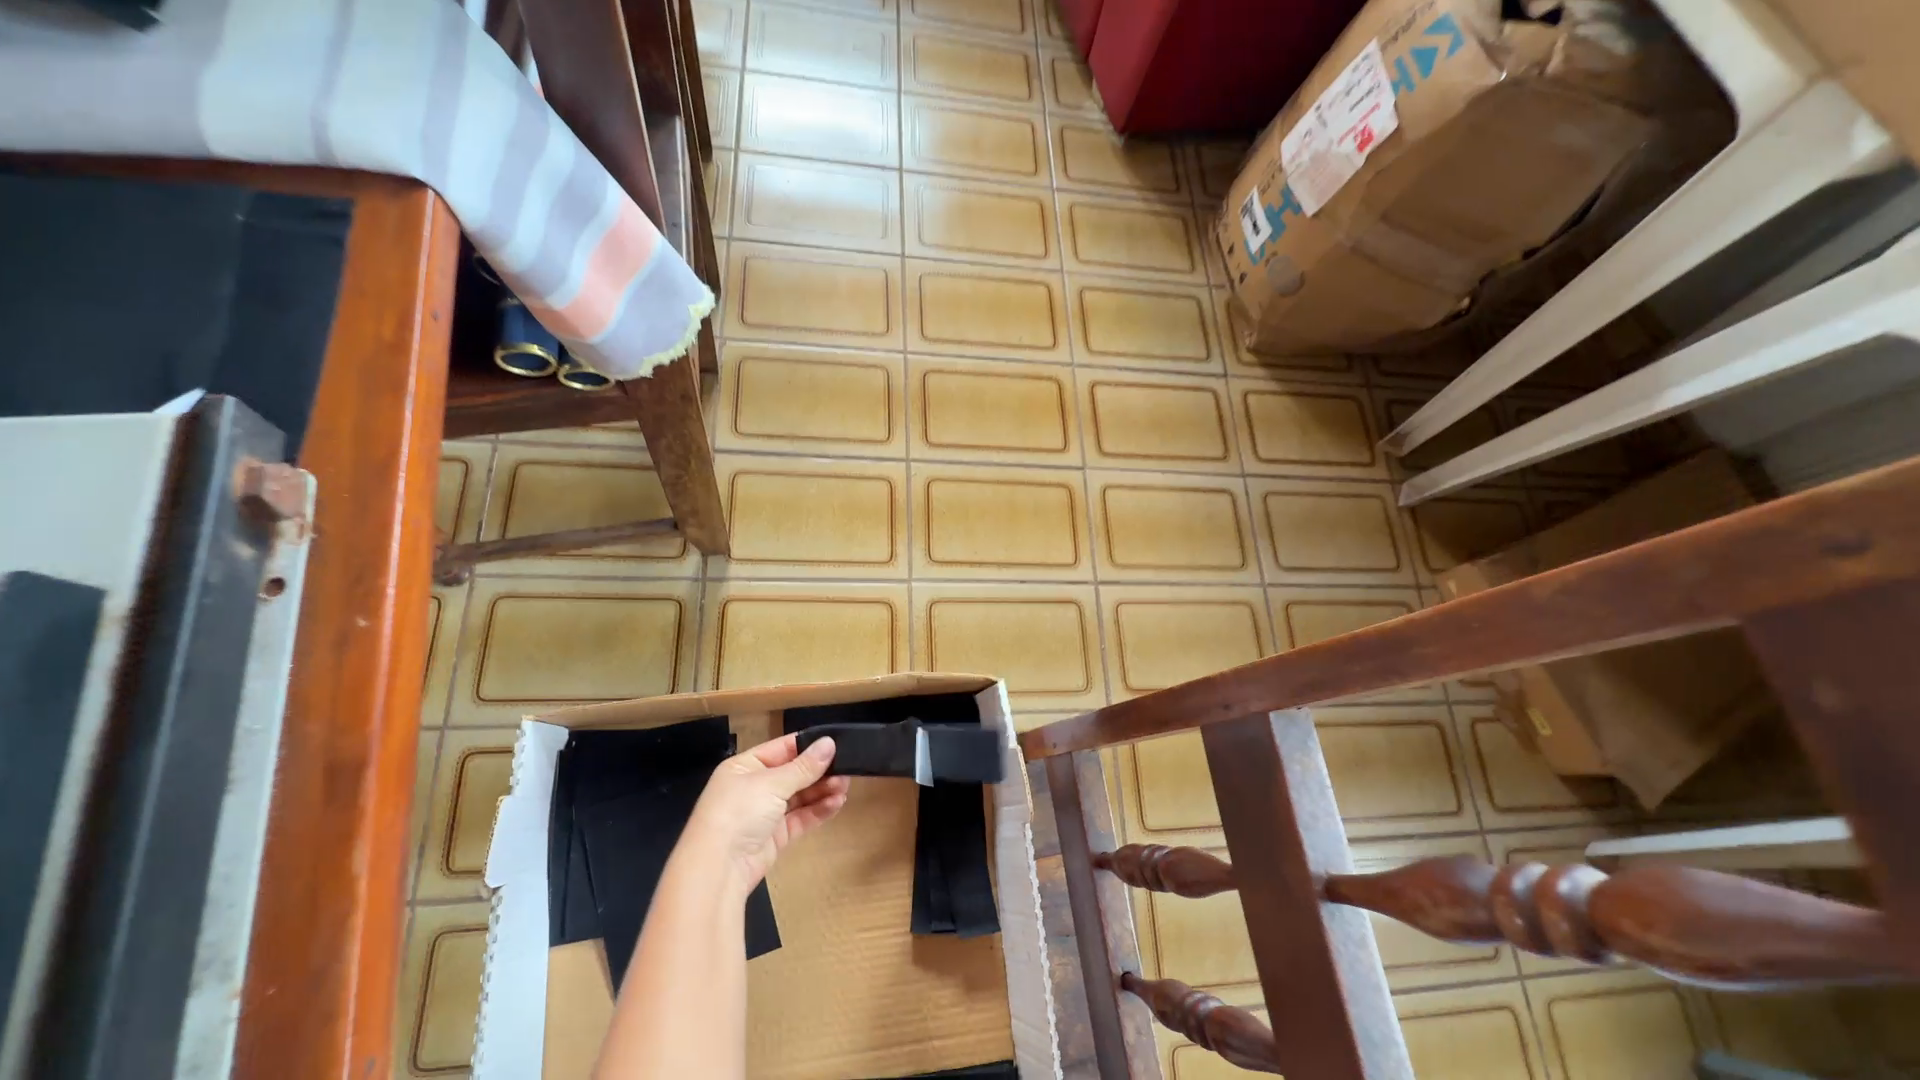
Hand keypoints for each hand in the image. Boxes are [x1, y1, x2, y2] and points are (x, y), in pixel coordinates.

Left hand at [680, 734, 850, 893]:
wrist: (719, 868)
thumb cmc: (739, 812)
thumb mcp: (772, 783)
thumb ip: (804, 766)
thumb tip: (829, 743)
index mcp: (745, 766)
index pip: (781, 749)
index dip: (808, 746)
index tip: (836, 744)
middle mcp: (753, 787)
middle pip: (792, 773)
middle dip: (819, 771)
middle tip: (847, 768)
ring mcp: (764, 813)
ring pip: (799, 797)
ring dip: (822, 791)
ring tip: (845, 786)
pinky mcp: (775, 836)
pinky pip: (800, 818)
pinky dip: (818, 810)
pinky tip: (836, 803)